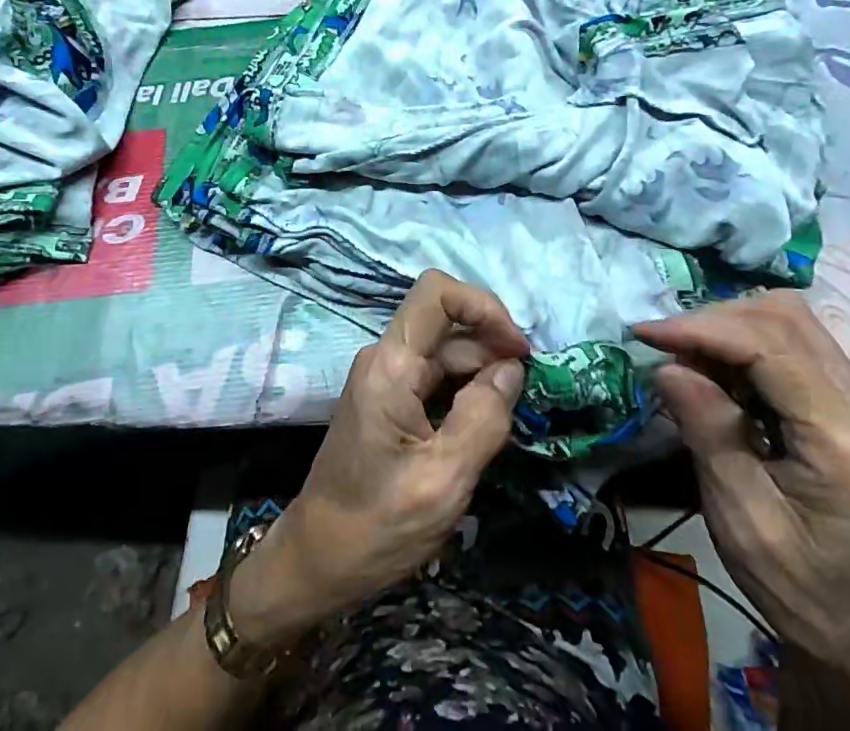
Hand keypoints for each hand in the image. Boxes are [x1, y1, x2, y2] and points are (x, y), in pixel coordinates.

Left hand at [227, 270, 529, 646]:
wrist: (321, 557)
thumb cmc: (379, 525)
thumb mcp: (444, 479)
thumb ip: (483, 418)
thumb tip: (512, 369)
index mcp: (389, 367)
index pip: (435, 292)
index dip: (484, 307)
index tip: (518, 352)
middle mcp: (384, 361)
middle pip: (448, 327)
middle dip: (494, 352)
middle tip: (527, 403)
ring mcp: (384, 381)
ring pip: (446, 356)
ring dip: (484, 378)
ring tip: (512, 423)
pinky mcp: (389, 403)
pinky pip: (436, 382)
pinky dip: (467, 395)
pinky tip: (487, 428)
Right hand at [633, 293, 849, 684]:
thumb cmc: (797, 586)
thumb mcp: (741, 518)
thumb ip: (710, 434)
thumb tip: (668, 367)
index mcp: (846, 445)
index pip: (774, 349)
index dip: (704, 328)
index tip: (645, 333)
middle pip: (791, 320)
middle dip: (716, 319)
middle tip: (662, 345)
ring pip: (797, 326)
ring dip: (731, 327)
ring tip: (684, 355)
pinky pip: (799, 350)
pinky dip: (748, 345)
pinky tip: (716, 372)